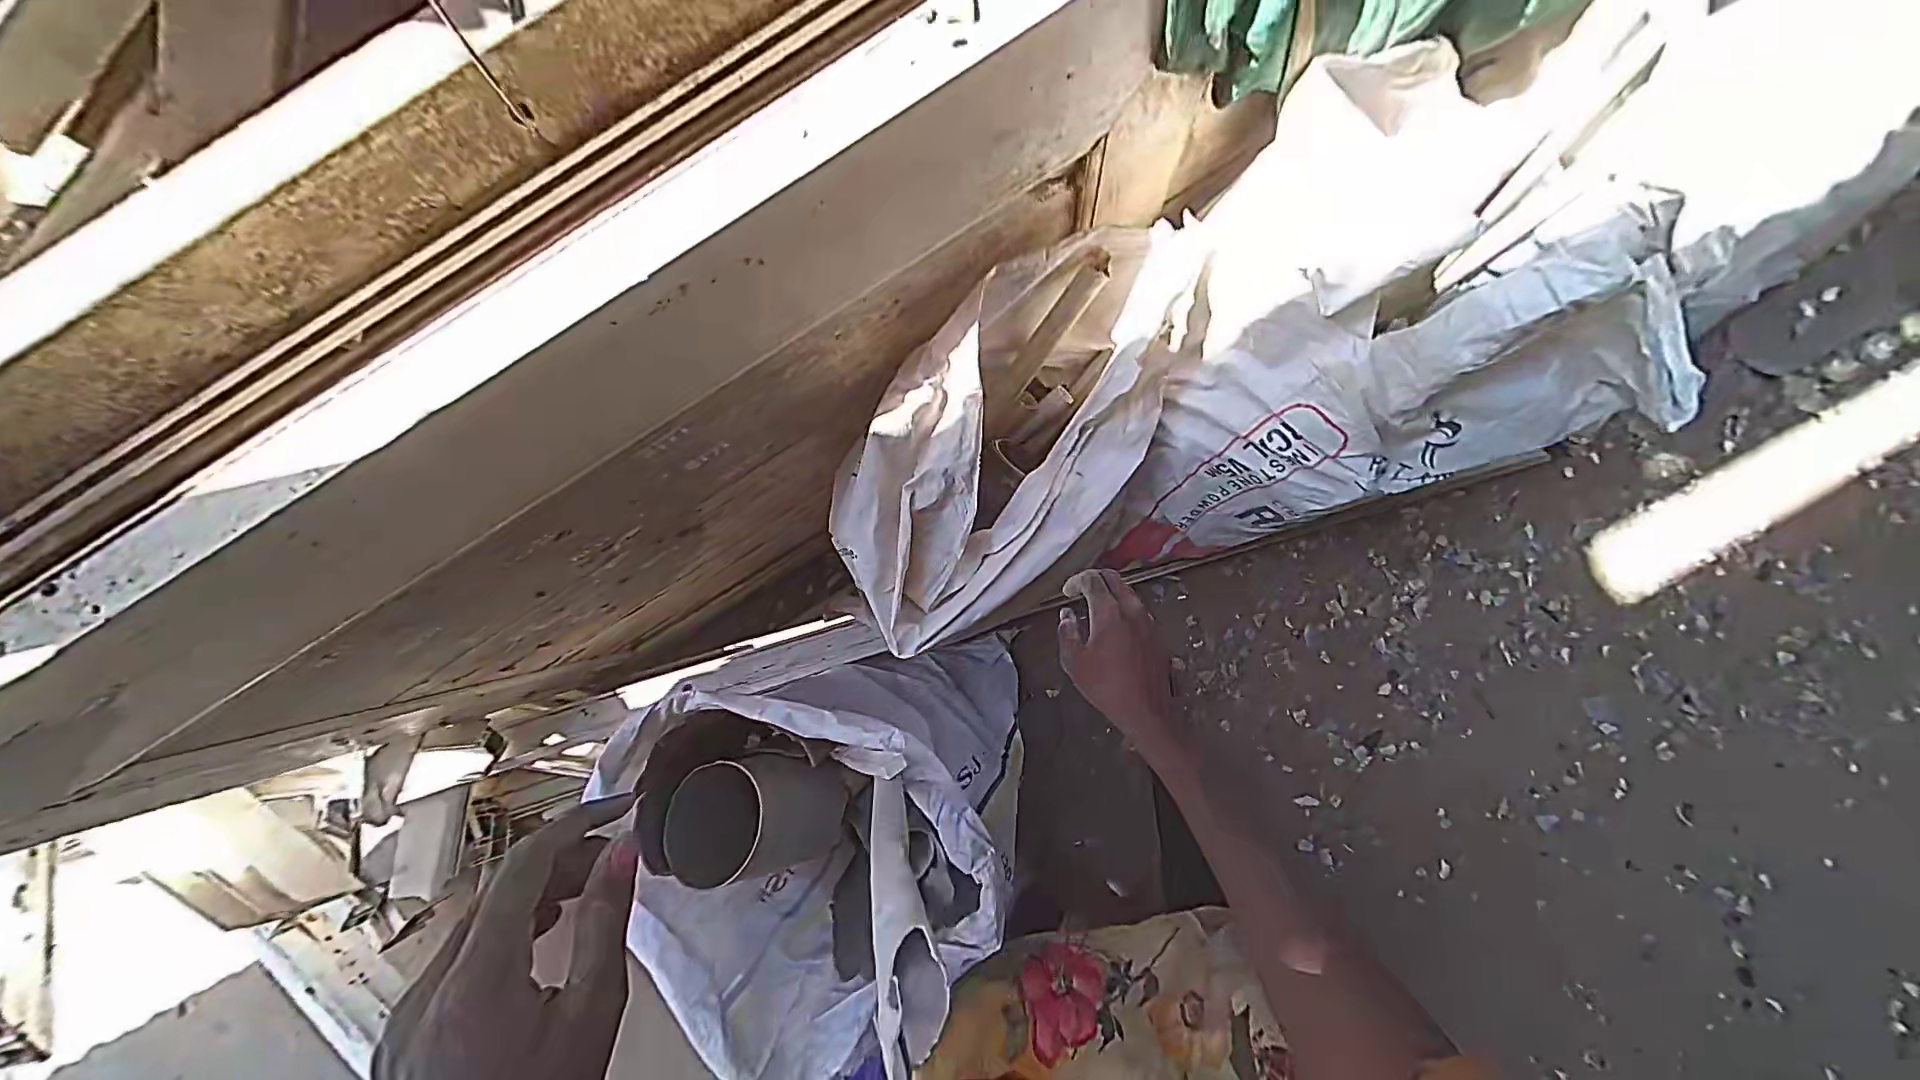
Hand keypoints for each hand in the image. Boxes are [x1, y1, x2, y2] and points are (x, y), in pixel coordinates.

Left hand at [374, 794, 639, 1079]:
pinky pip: (464, 945)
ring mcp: (411, 1006)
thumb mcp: (593, 1010)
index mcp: (476, 977)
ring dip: (540, 885)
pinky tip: (545, 927)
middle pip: (501, 884)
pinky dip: (512, 919)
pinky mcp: (409, 1023)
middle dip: (564, 855)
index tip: (619, 805)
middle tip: (615, 853)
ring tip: (590, 887)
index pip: (524, 863)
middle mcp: (429, 986)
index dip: (577, 821)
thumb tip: (623, 851)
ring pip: (481, 912)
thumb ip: (606, 920)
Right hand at [1057, 569, 1192, 778]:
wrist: (1146, 711)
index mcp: (1109, 612)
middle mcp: (1132, 610)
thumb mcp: (1074, 662)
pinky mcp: (1157, 633)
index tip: (1068, 591)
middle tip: (1080, 590)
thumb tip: (1067, 616)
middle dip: (1094, 579)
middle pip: (1113, 579)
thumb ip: (1067, 632)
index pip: (1092, 580)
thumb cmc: (1107, 687)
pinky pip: (1137, 609)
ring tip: (1094, 606)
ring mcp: (1148, 620)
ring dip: (1110, 593)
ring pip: (1128, 592)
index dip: (1076, 581)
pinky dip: (1122, 608)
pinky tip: (1113, 624)